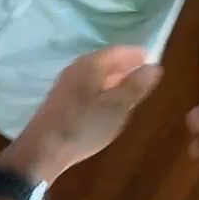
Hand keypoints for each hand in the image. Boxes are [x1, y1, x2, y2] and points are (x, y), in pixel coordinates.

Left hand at [0, 47, 162, 183]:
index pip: (117, 51)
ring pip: (96, 74)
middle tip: (144, 72)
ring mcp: (66, 83)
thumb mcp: (116, 108)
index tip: (151, 57)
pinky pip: (88, 86)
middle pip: (105, 61)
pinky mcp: (61, 99)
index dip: (135, 54)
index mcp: (90, 65)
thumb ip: (136, 86)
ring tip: (131, 87)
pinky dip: (103, 88)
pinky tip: (108, 103)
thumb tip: (154, 67)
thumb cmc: (84, 125)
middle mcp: (77, 68)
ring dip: (114, 78)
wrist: (44, 148)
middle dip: (125, 66)